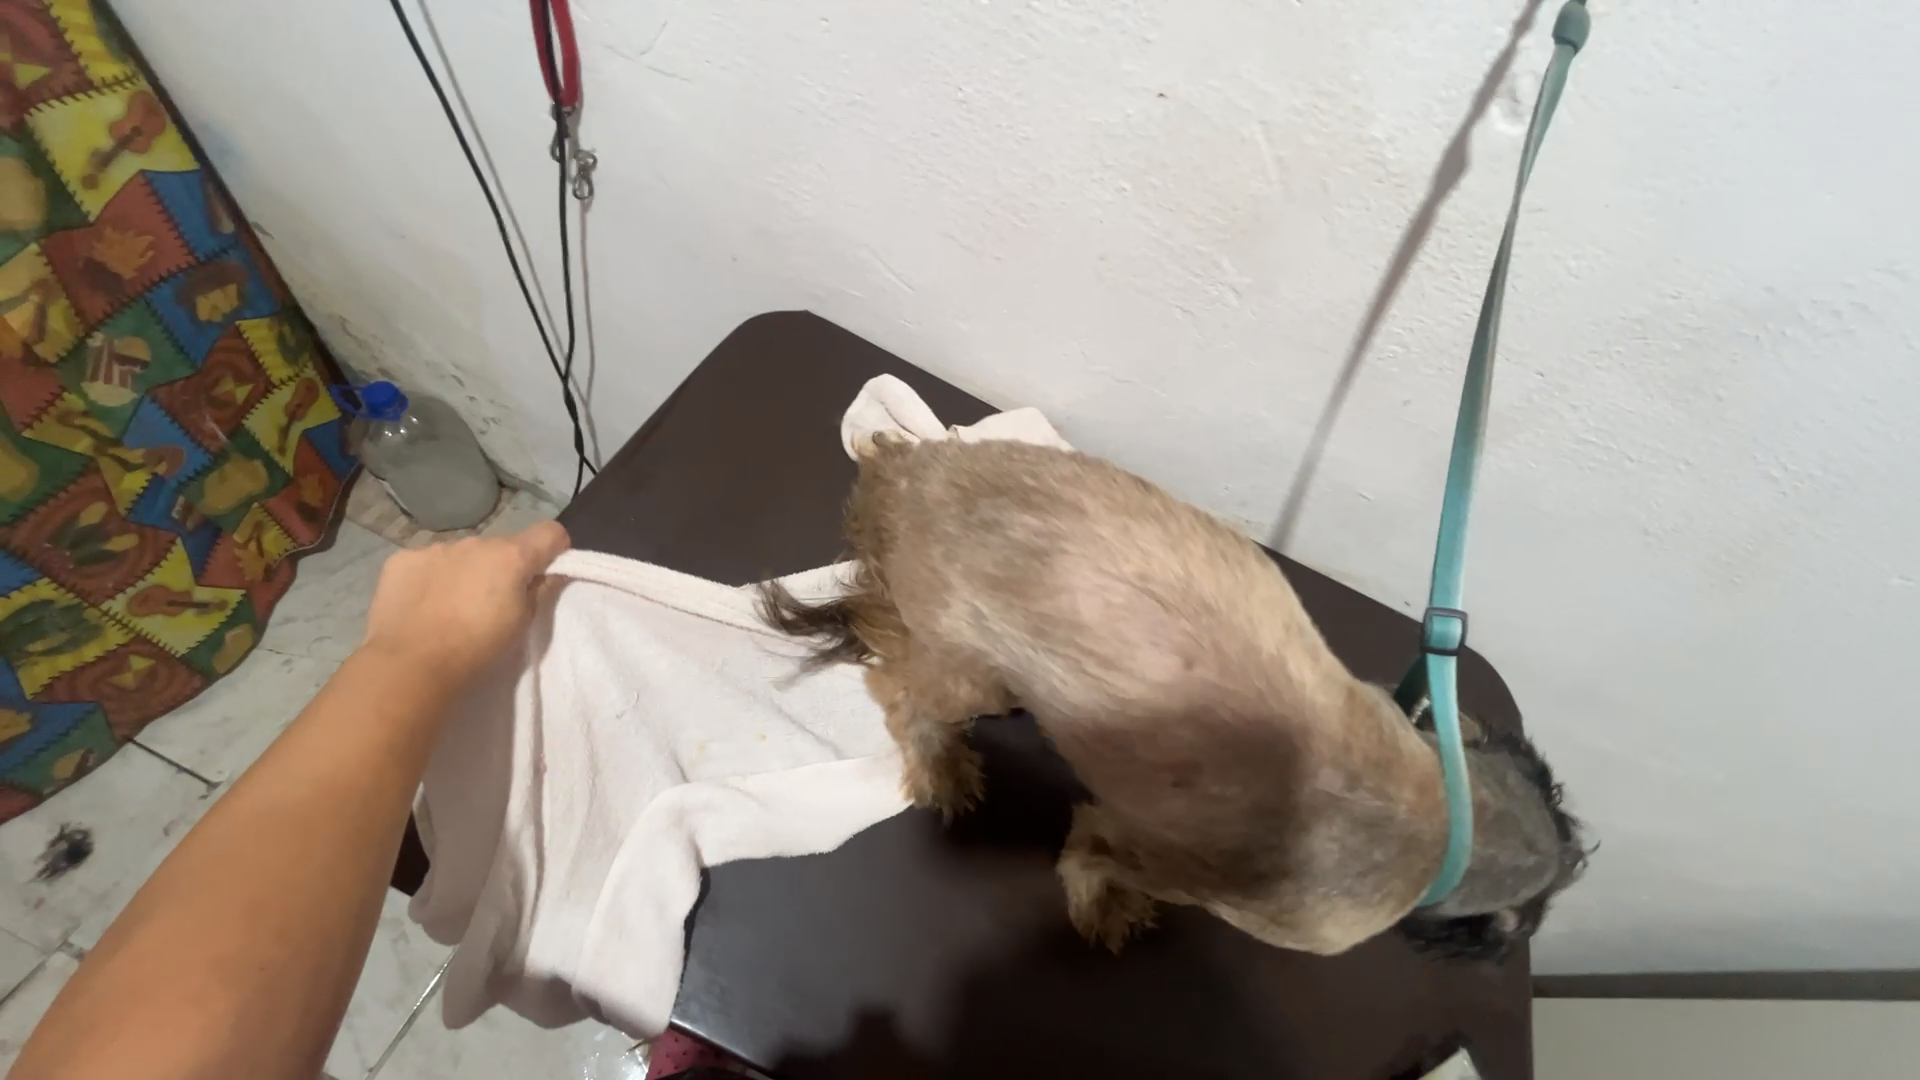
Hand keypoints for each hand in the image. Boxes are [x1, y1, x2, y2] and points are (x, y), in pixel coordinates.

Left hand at [361, 521, 570, 682]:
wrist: (410, 664)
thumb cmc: (478, 646)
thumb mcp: (524, 621)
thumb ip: (541, 589)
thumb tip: (550, 573)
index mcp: (512, 555)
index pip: (551, 531)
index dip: (554, 550)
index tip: (545, 573)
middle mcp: (476, 542)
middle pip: (504, 545)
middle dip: (506, 565)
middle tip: (495, 599)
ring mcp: (435, 548)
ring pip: (465, 553)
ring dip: (469, 569)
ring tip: (455, 604)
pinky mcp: (402, 559)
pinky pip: (430, 560)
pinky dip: (434, 575)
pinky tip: (425, 602)